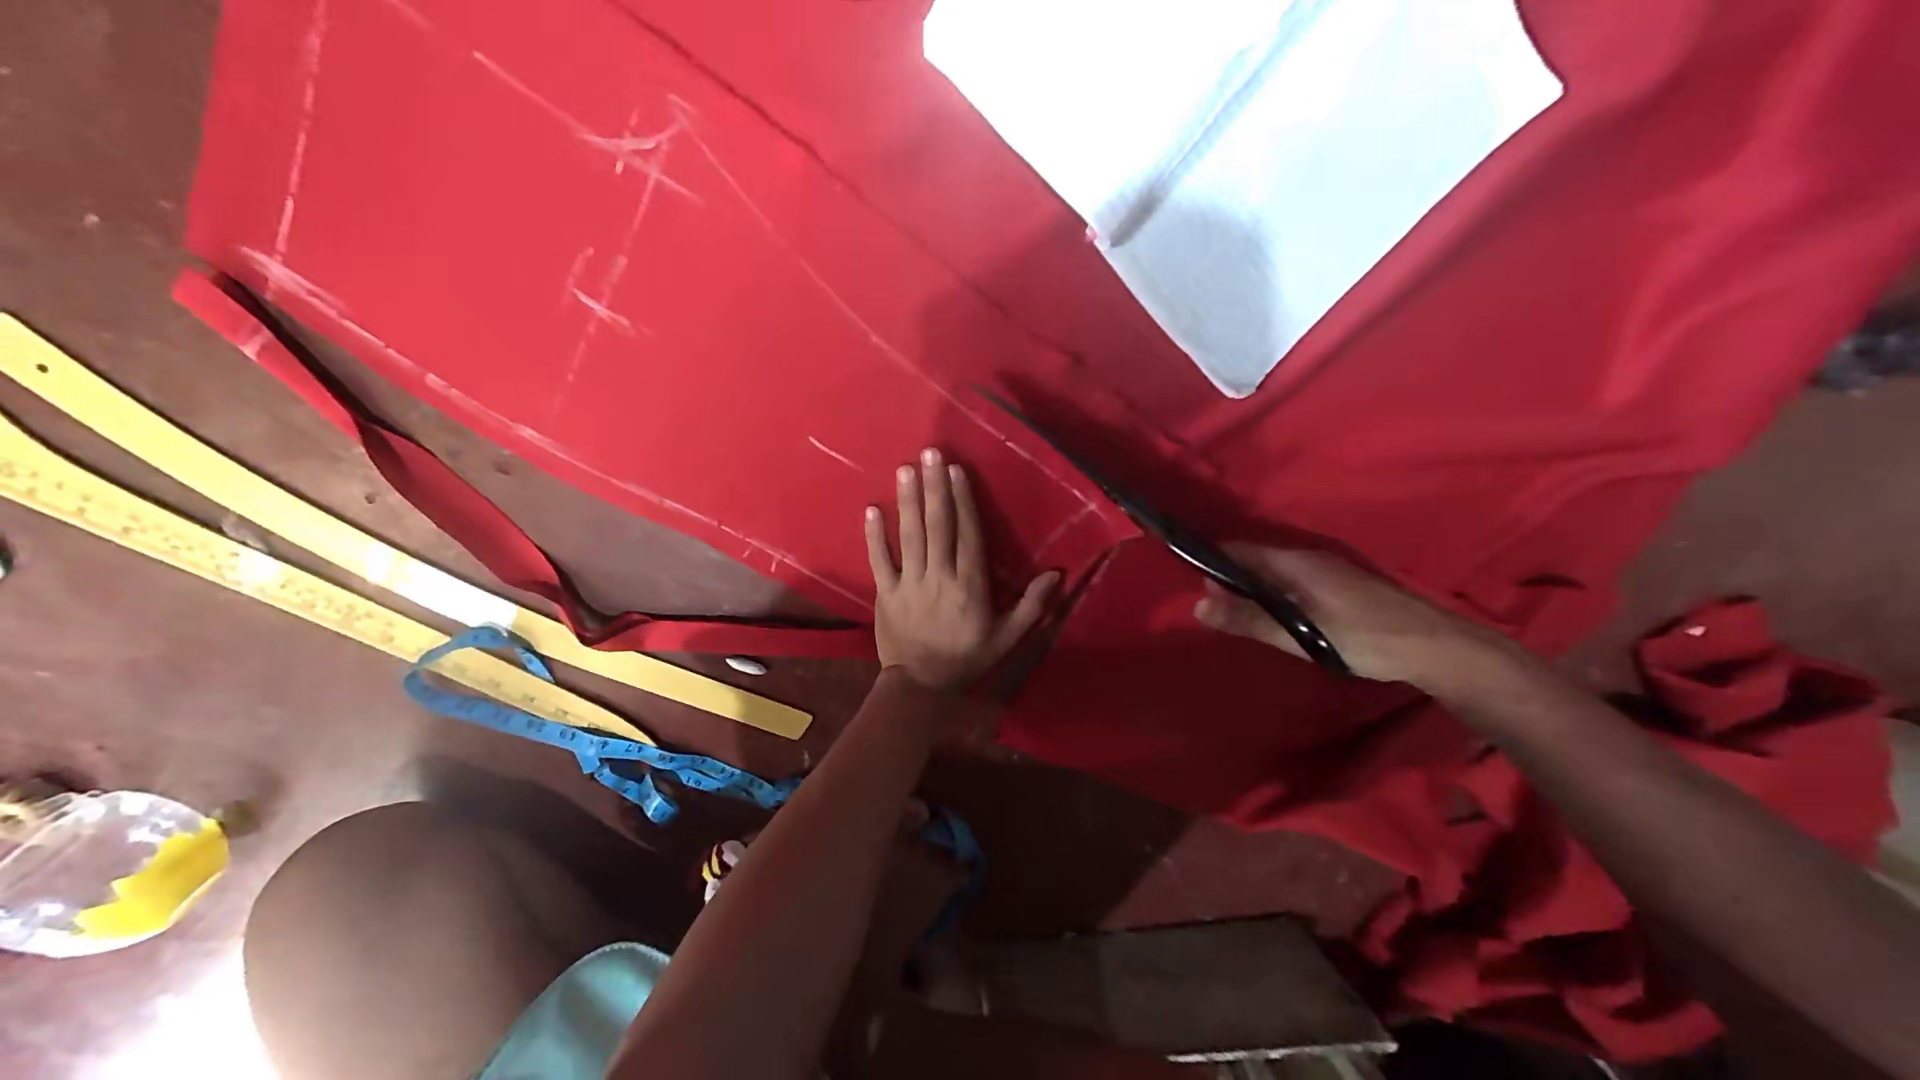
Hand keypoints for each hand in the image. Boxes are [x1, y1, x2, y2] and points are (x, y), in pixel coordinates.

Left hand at [865, 448, 1058, 690]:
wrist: (920, 687)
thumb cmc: (966, 660)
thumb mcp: (1007, 639)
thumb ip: (1032, 607)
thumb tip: (1057, 574)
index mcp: (969, 586)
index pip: (967, 535)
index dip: (963, 501)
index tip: (957, 472)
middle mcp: (939, 577)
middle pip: (938, 526)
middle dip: (935, 488)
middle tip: (931, 454)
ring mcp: (909, 584)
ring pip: (909, 536)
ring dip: (908, 501)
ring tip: (906, 469)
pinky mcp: (885, 593)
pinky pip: (878, 560)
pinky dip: (874, 536)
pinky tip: (871, 509)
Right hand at [1191, 544, 1524, 691]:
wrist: (1438, 647)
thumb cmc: (1365, 639)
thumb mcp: (1301, 635)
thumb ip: (1250, 621)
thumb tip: (1198, 607)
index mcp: (1296, 562)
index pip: (1239, 550)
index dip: (1210, 560)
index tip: (1187, 578)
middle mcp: (1309, 557)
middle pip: (1255, 559)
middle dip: (1228, 576)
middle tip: (1208, 605)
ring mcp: (1328, 570)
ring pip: (1274, 570)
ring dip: (1251, 586)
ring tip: (1233, 611)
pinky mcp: (1340, 585)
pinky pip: (1291, 580)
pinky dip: (1272, 592)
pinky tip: (1273, 614)